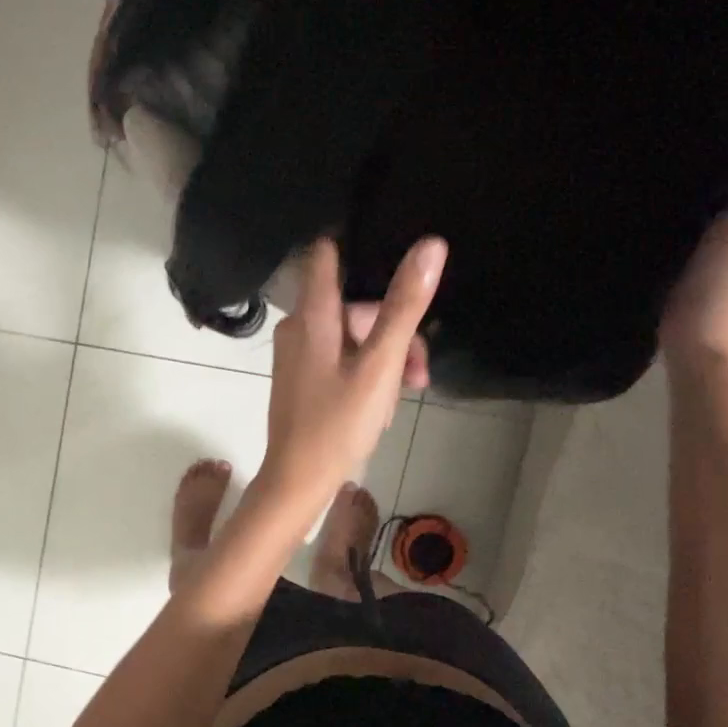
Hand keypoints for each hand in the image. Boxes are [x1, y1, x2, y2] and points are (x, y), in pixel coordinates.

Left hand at [258, 237, 446, 503]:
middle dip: (392, 329)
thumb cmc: (337, 424)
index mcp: (311, 316)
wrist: (297, 481)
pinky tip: (381, 405)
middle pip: (353, 304)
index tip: (395, 254)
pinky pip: (340, 359)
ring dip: (385, 358)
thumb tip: (430, 245)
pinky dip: (365, 373)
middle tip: (418, 372)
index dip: (358, 246)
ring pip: (352, 335)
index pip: (326, 254)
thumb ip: (404, 307)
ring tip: (404, 393)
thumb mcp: (380, 366)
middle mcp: (297, 327)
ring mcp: (296, 355)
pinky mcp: (301, 378)